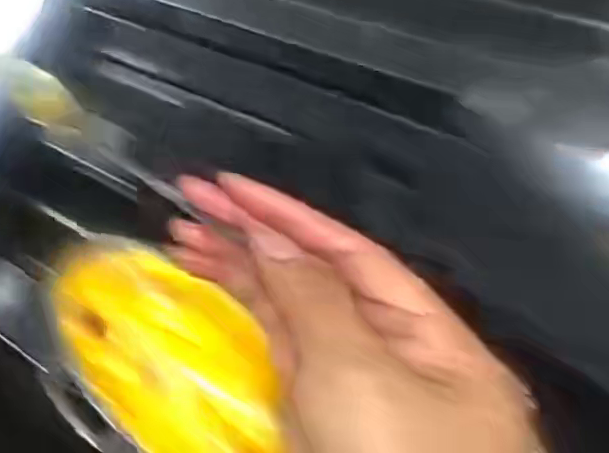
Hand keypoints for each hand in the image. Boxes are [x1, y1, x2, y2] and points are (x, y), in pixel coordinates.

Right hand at [171, 174, 538, 452]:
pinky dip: (232, 294)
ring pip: (283, 295)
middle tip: (186, 193)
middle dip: (248, 228)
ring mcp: (350, 372)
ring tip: (177, 231)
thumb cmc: (390, 452)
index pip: (353, 254)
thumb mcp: (354, 369)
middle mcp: (392, 349)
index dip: (287, 212)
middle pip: (312, 269)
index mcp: (431, 342)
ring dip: (229, 257)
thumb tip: (265, 231)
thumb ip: (309, 291)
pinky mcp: (312, 393)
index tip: (226, 183)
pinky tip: (197, 270)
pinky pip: (270, 326)